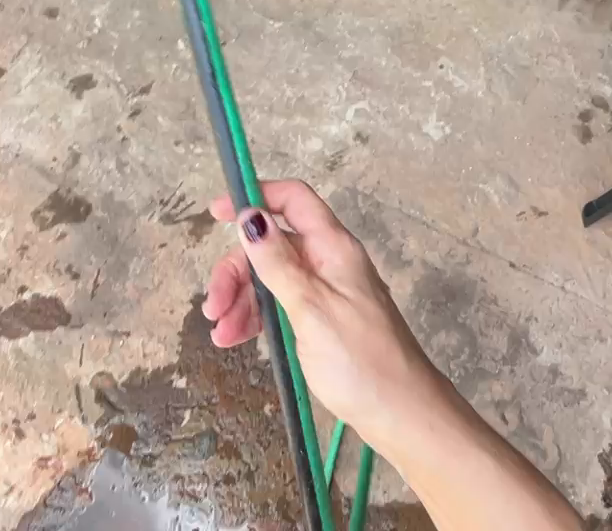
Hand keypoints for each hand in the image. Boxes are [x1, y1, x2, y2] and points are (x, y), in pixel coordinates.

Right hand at [202, 180, 453, 453]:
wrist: (399, 414)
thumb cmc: (359, 359)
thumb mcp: (310, 307)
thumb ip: (278, 262)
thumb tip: (251, 215)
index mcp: (332, 246)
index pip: (293, 200)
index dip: (256, 197)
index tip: (217, 213)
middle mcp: (328, 260)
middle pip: (273, 243)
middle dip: (237, 268)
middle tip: (212, 305)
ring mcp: (324, 290)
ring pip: (271, 276)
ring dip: (241, 299)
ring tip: (220, 333)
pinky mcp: (320, 319)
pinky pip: (280, 304)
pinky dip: (255, 318)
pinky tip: (234, 339)